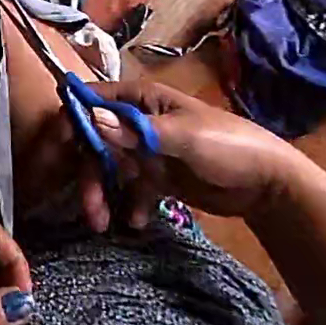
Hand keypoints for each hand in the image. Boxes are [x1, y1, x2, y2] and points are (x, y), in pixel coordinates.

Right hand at [83, 79, 308, 227]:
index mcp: (141, 99)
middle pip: (96, 141)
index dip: (73, 121)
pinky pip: (130, 188)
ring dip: (102, 193)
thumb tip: (93, 118)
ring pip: (109, 168)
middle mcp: (137, 121)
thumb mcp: (184, 137)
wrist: (269, 184)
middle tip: (88, 207)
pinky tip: (136, 221)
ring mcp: (146, 150)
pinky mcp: (157, 176)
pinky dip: (128, 204)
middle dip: (88, 173)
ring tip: (105, 224)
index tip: (56, 150)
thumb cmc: (228, 146)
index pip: (94, 101)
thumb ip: (138, 131)